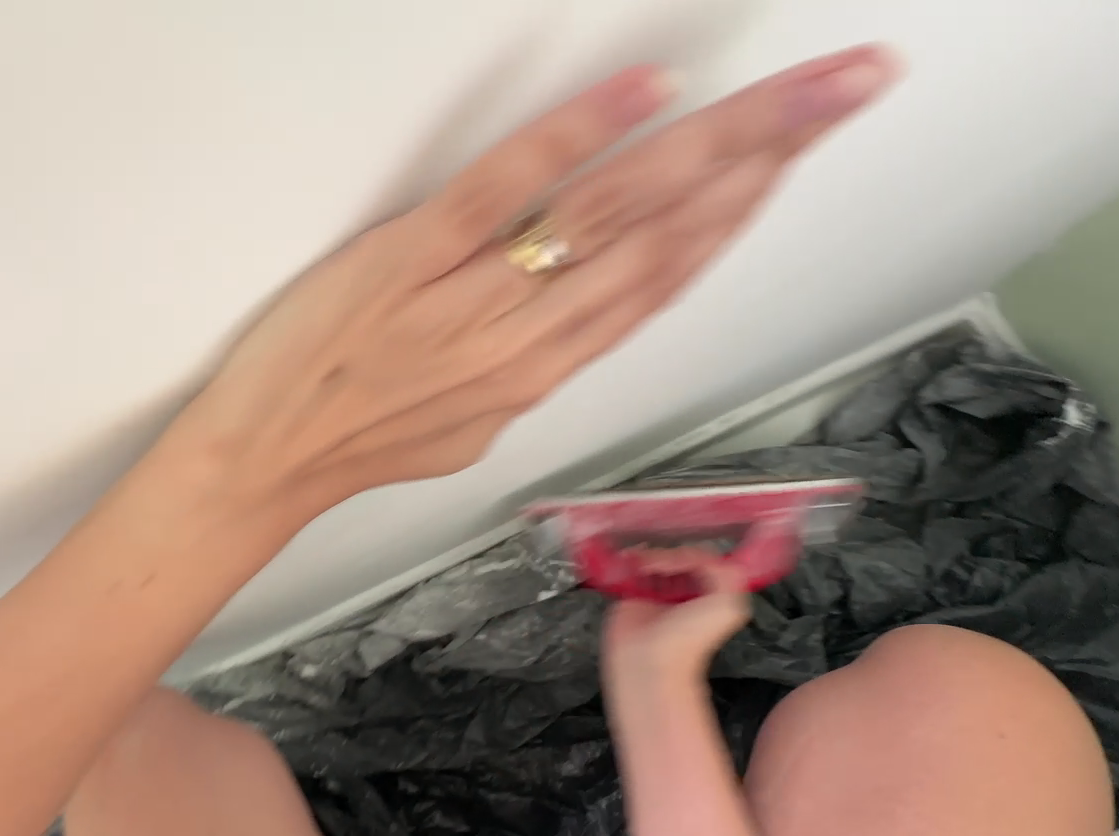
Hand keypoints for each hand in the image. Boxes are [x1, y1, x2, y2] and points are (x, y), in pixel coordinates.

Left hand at [159, 46, 899, 518]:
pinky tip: (640, 93)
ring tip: (794, 93)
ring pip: (607, 219)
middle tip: (851, 89)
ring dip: (709, 148)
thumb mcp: (459, 431)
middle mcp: (525, 341)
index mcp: (535, 378)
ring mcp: (471, 300)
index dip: (732, 225)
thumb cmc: (357, 448)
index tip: (791, 167)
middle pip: (661, 243)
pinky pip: (500, 192)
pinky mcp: (406, 262)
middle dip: (764, 162)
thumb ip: (516, 379)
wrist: (268, 462)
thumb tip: (556, 338)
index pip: (654, 290)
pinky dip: (573, 140)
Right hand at [603, 549, 751, 680]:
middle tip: (659, 564)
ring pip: (652, 561)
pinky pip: (628, 571)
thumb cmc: (690, 636)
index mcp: (709, 594)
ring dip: (647, 557)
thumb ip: (725, 574)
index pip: (702, 560)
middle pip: (676, 557)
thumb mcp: (727, 605)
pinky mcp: (630, 596)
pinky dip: (626, 563)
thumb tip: (696, 559)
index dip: (692, 555)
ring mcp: (656, 593)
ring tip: (642, 565)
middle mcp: (683, 592)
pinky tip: (626, 562)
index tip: (682, 560)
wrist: (651, 658)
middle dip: (667, 555)